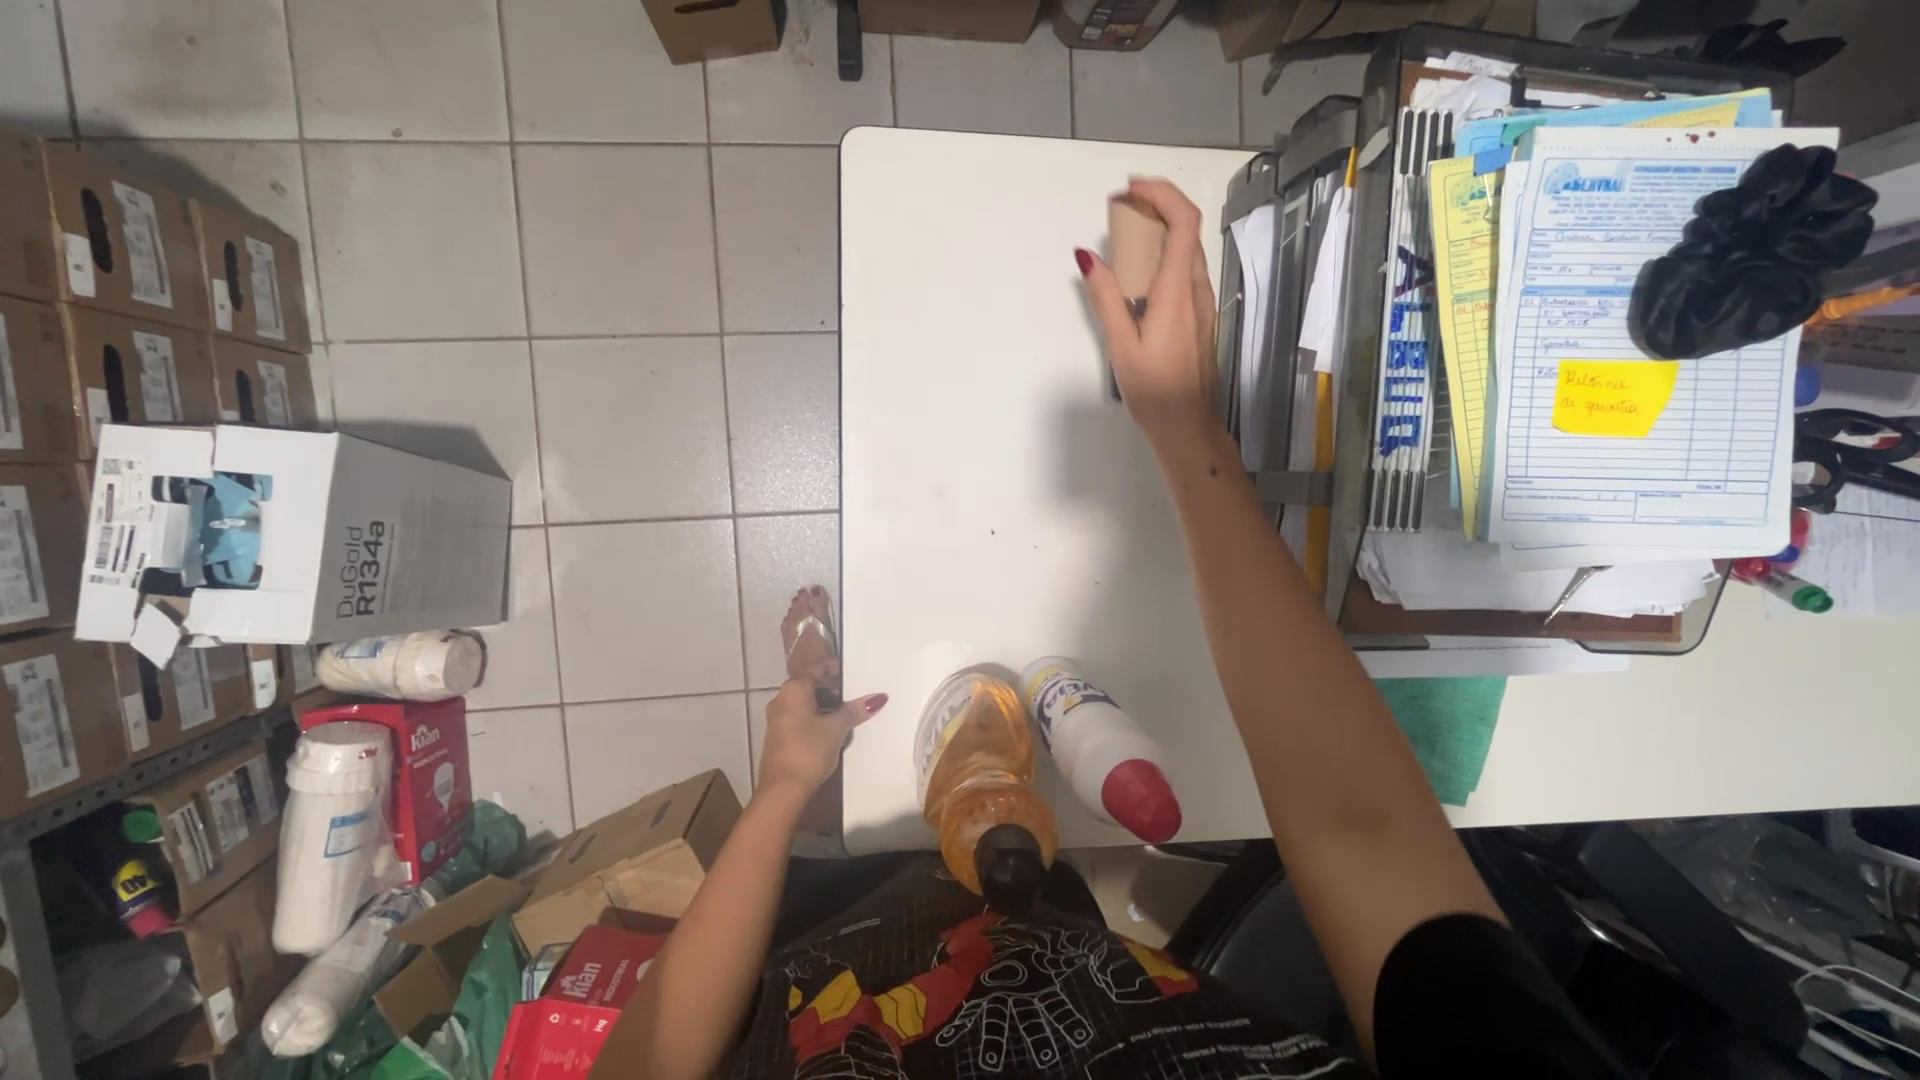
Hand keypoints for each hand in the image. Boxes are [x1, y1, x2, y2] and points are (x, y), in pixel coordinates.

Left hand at [756, 677, 887, 797]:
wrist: (782, 789)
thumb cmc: (809, 750)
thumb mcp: (836, 728)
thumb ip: (854, 710)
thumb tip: (877, 699)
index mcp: (794, 689)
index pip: (816, 667)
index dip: (835, 667)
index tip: (854, 673)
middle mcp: (782, 699)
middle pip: (810, 684)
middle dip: (833, 689)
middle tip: (855, 696)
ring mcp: (777, 718)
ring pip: (805, 703)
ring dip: (826, 706)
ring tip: (848, 715)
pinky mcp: (778, 736)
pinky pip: (800, 718)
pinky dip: (816, 718)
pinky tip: (832, 731)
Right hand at [1078, 178, 1220, 447]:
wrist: (1188, 427)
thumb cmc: (1155, 391)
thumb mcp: (1121, 345)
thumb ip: (1105, 298)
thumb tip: (1088, 257)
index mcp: (1178, 292)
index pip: (1183, 222)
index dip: (1162, 194)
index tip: (1132, 189)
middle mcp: (1198, 292)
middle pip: (1186, 232)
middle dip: (1155, 209)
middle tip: (1120, 210)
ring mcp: (1204, 305)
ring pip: (1188, 252)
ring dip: (1159, 233)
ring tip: (1124, 238)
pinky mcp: (1200, 319)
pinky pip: (1186, 274)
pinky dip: (1164, 259)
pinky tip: (1140, 276)